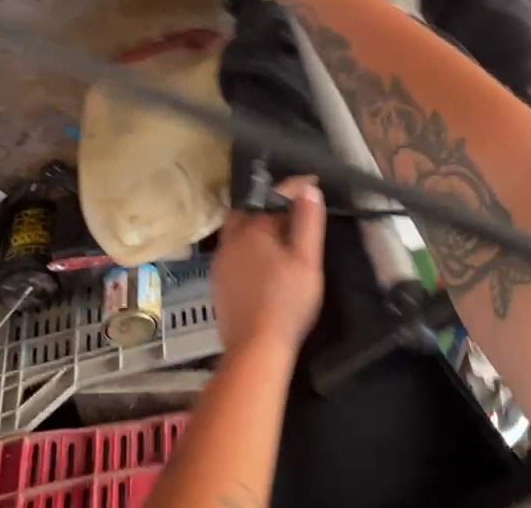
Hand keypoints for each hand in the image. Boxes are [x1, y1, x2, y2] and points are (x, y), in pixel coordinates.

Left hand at [212, 176, 326, 356]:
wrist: (255, 348)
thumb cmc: (287, 301)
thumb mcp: (307, 260)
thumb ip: (308, 221)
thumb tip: (308, 189)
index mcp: (254, 228)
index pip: (275, 195)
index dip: (296, 186)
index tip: (313, 182)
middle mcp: (231, 239)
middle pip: (249, 210)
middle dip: (269, 205)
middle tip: (292, 212)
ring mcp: (221, 262)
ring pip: (237, 231)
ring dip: (256, 226)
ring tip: (278, 236)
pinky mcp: (217, 283)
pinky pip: (232, 252)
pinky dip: (247, 247)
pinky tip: (261, 262)